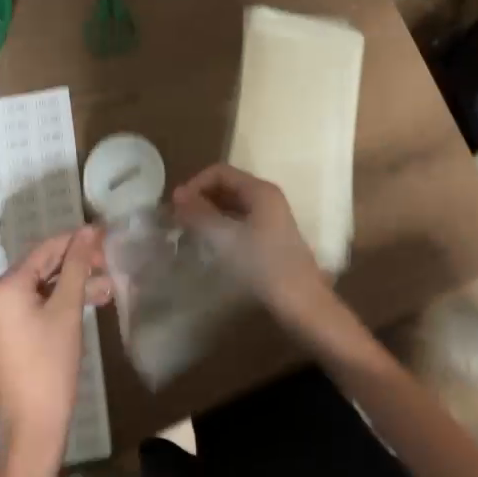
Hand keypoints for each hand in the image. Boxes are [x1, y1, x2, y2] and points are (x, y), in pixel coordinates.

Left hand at [0, 226, 110, 476]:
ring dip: (74, 284)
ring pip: (43, 287)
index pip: (45, 249)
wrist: (33, 423)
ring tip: (109, 285)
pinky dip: (61, 301)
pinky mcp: (9, 333)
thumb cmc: (51, 362)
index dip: (76, 240)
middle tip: (110, 260)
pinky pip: (37, 304)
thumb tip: (89, 231)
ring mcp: (0, 316)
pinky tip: (91, 301)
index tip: (106, 233)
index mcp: (5, 286)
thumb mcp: (67, 309)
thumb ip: (77, 266)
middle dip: (77, 263)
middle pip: (42, 267)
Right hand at [171, 164, 330, 324]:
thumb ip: (200, 213)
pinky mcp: (270, 239)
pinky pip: (240, 223)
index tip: (176, 207)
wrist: (302, 305)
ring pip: (233, 206)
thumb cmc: (263, 266)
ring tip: (188, 232)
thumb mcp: (226, 238)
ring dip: (209, 214)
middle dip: (201, 198)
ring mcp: (271, 219)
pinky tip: (208, 244)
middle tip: (177, 220)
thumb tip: (177, 193)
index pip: (220, 172)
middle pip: (227, 186)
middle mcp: (267, 198)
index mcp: (260, 190)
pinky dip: (221, 227)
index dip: (195, 184)